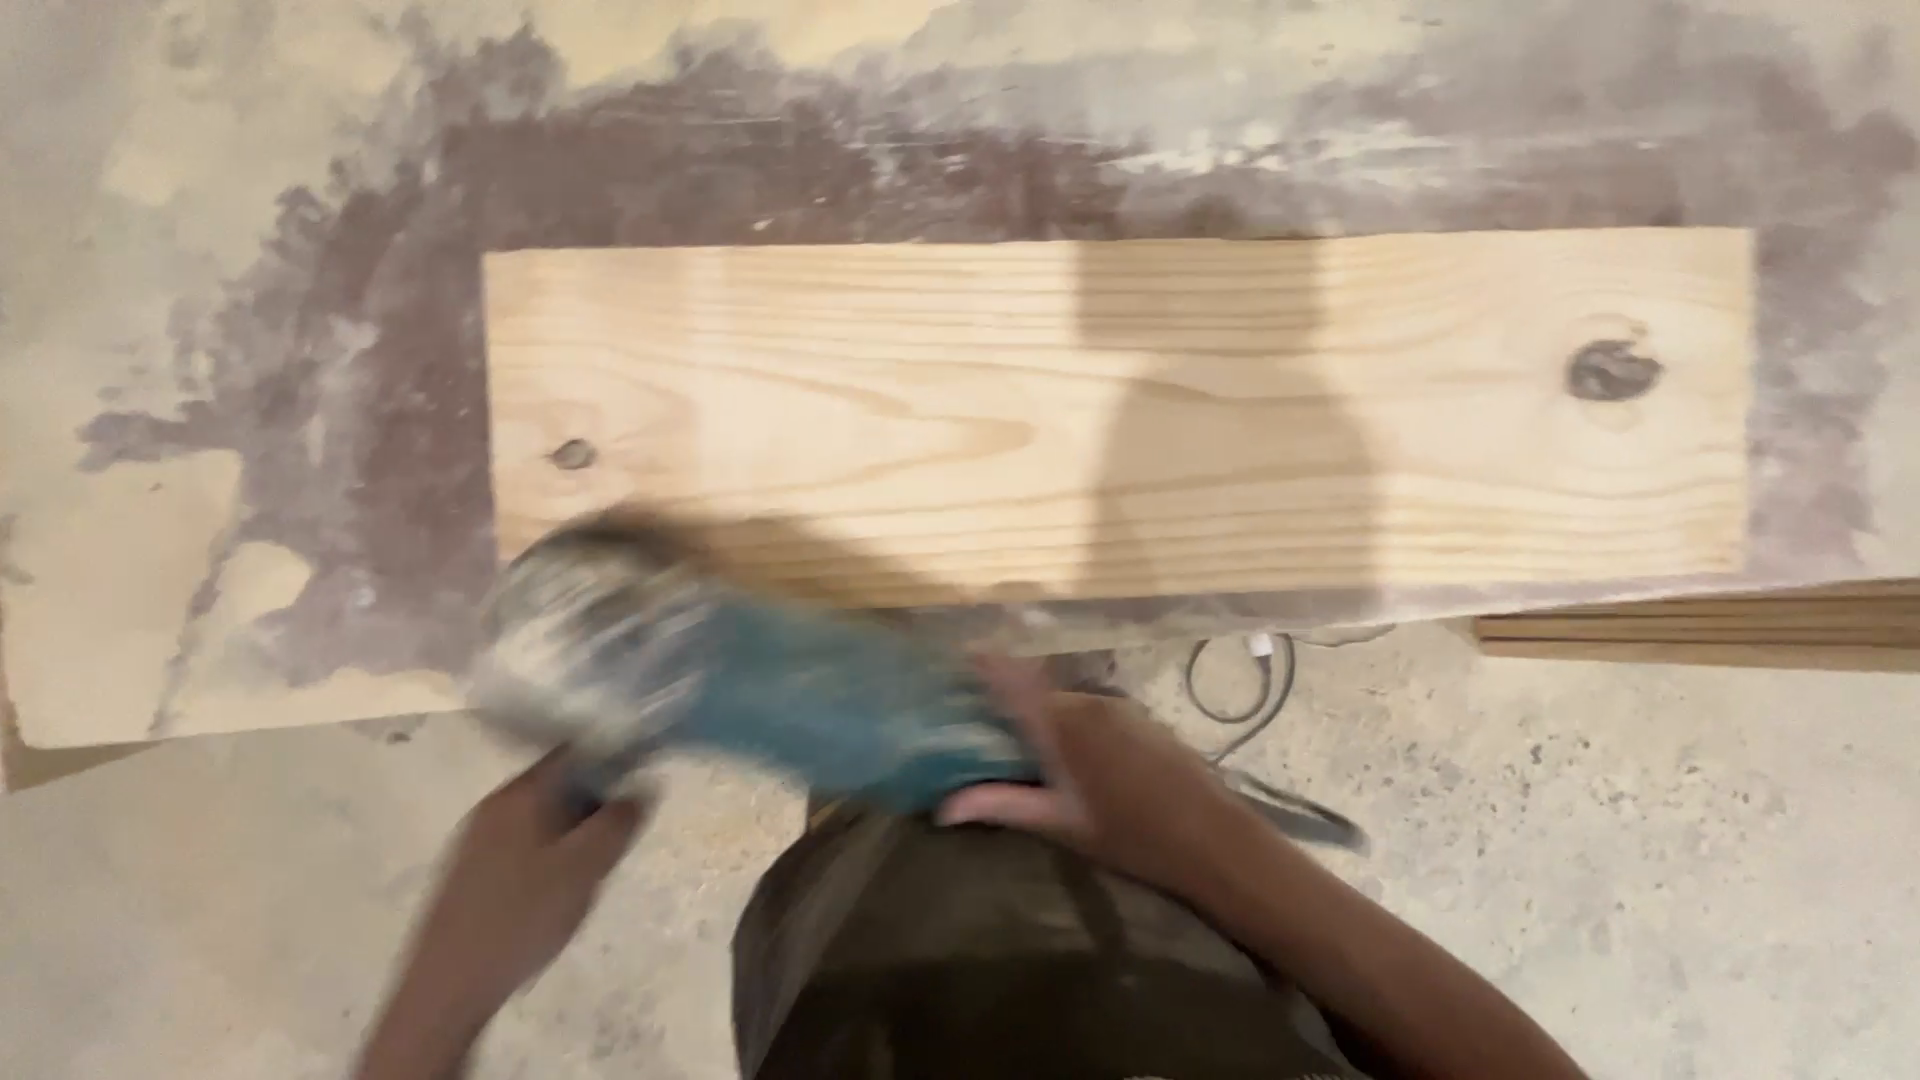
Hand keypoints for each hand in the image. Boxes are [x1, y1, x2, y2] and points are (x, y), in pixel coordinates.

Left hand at [396, 753, 648, 1019]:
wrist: (446, 990)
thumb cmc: (522, 917)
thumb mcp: (587, 866)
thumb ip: (620, 821)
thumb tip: (642, 787)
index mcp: (520, 794)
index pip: (575, 752)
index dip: (612, 761)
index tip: (636, 788)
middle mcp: (493, 805)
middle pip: (559, 784)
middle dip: (593, 805)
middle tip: (614, 841)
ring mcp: (475, 838)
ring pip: (542, 817)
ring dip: (572, 833)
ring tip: (587, 873)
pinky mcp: (469, 871)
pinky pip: (522, 843)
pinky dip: (548, 854)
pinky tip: (553, 893)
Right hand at [938, 655, 1266, 901]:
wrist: (1214, 838)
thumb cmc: (1132, 836)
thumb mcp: (1061, 823)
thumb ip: (1001, 806)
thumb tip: (943, 809)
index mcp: (1063, 726)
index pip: (1015, 681)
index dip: (989, 663)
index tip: (964, 654)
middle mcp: (1088, 705)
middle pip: (1039, 692)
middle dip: (1015, 702)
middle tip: (992, 726)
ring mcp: (1119, 708)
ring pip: (1068, 703)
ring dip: (1047, 716)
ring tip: (1033, 748)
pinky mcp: (1140, 718)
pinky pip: (1094, 711)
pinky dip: (1076, 723)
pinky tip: (1081, 757)